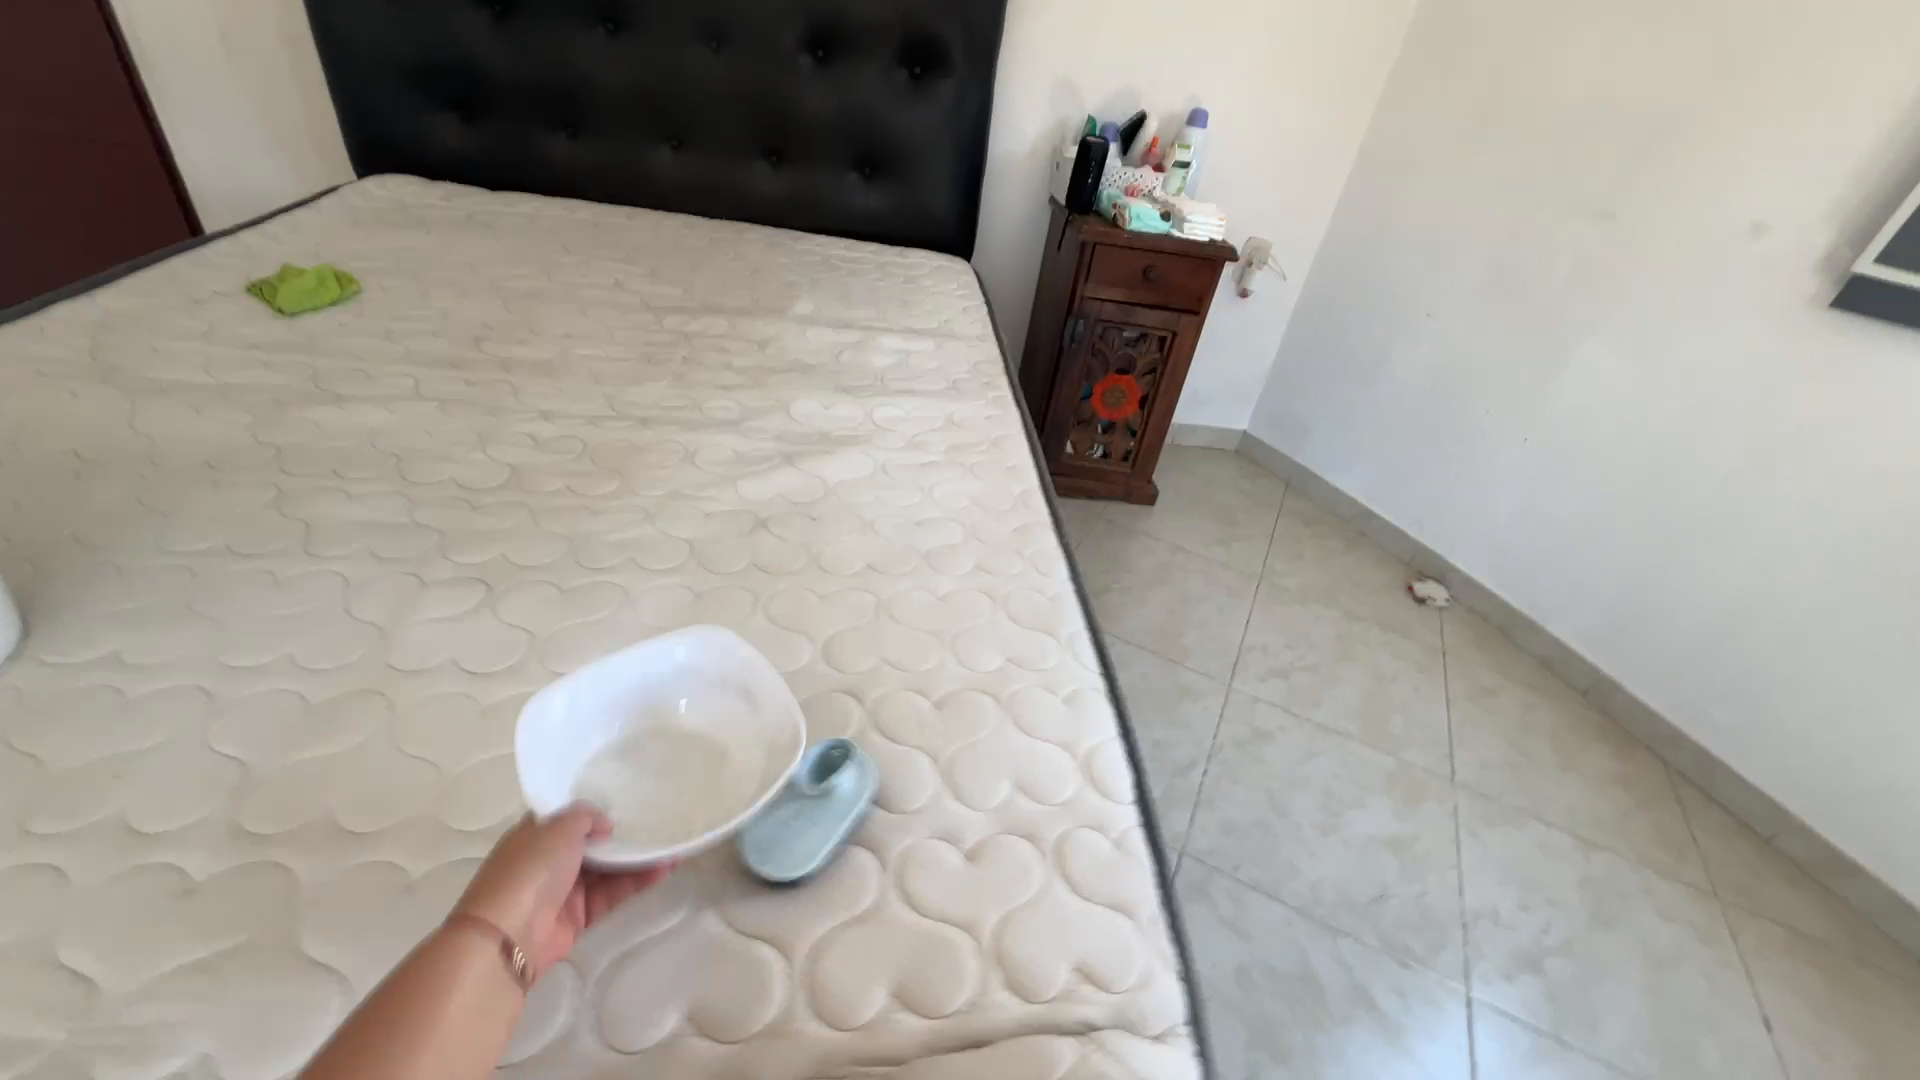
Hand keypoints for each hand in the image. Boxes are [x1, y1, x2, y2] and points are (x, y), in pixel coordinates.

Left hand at [452, 804, 674, 978]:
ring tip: (672, 846)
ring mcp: (565, 890)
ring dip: (639, 858)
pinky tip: (664, 869)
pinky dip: (638, 882)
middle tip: (661, 821)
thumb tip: (607, 825)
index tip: (632, 797)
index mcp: (537, 834)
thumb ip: (587, 816)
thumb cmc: (530, 870)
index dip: (599, 807)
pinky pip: (614, 893)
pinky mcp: (580, 917)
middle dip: (625, 834)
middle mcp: (551, 860)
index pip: (572, 815)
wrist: (507, 937)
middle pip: (595, 843)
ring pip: (609, 869)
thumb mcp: (558, 827)